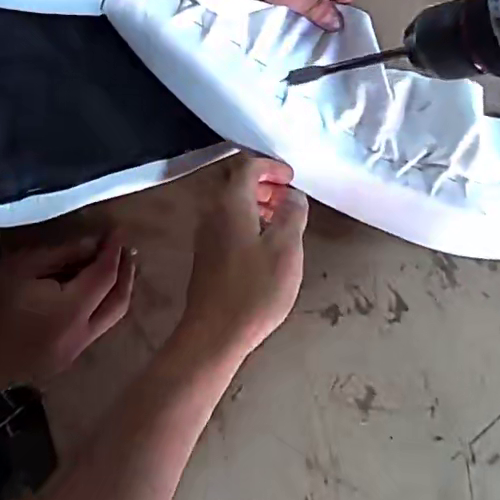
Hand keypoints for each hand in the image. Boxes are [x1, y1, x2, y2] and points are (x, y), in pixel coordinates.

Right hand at [0, 235, 135, 398]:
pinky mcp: (56, 366)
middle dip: (126, 273)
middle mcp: (79, 339)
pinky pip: (90, 333)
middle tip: (124, 248)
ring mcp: (69, 358)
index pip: (106, 276)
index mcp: (71, 313)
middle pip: (118, 304)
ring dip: (114, 292)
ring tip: (112, 266)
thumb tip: (94, 245)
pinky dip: (97, 308)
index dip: (114, 250)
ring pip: (107, 322)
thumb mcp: (20, 266)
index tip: (117, 230)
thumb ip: (63, 254)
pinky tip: (86, 292)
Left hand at [177, 155, 308, 360]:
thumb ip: (292, 215)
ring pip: (232, 202)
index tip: (291, 178)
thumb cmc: (254, 289)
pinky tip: (264, 241)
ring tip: (281, 218)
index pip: (248, 166)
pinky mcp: (206, 252)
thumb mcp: (286, 249)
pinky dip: (247, 218)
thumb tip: (293, 195)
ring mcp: (206, 232)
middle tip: (288, 196)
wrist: (214, 332)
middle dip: (264, 183)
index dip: (271, 166)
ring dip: (256, 202)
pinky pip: (227, 220)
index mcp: (231, 202)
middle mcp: (213, 210)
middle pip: (237, 182)